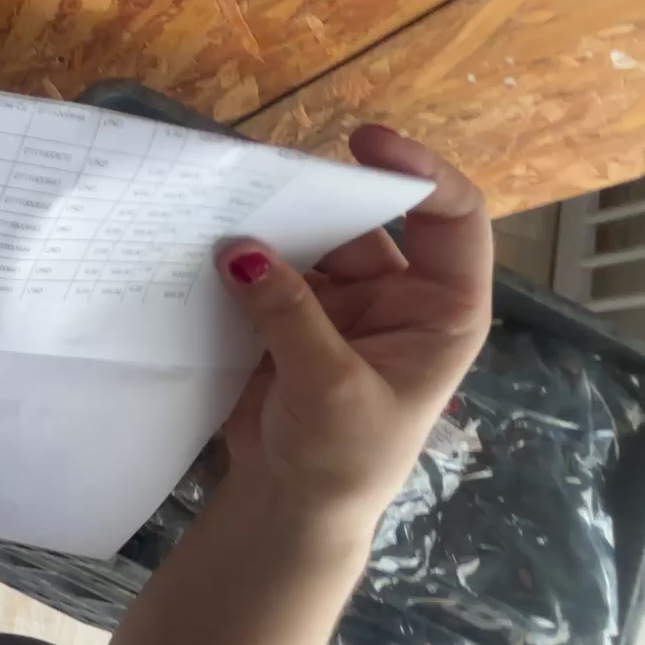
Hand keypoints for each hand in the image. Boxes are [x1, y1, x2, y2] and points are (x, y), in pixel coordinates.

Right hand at [214, 125, 493, 531]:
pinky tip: (197, 254)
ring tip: (214, 212)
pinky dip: (228, 271)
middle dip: (311, 205)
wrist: (291, 500)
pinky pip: (254, 285)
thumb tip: (237, 252)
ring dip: (261, 237)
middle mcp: (385, 299)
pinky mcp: (273, 326)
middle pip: (355, 229)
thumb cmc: (343, 453)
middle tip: (255, 179)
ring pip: (297, 254)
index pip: (446, 221)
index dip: (416, 175)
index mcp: (436, 309)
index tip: (362, 143)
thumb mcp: (330, 384)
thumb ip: (289, 316)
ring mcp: (324, 310)